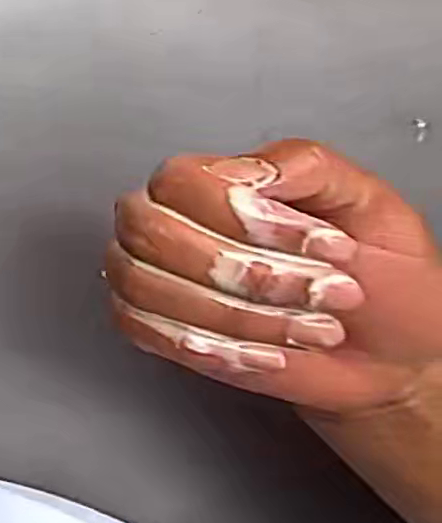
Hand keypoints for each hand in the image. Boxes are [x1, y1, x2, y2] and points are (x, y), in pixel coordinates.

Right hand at [108, 139, 441, 415]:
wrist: (388, 355)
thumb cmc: (380, 284)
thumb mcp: (370, 207)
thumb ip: (308, 168)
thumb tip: (252, 168)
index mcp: (195, 188)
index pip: (176, 181)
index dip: (245, 216)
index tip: (327, 246)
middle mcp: (152, 224)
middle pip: (153, 235)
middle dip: (253, 274)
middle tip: (328, 291)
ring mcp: (135, 271)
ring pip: (147, 285)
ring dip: (245, 318)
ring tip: (309, 327)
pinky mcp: (135, 318)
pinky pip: (145, 327)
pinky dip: (218, 347)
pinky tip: (265, 349)